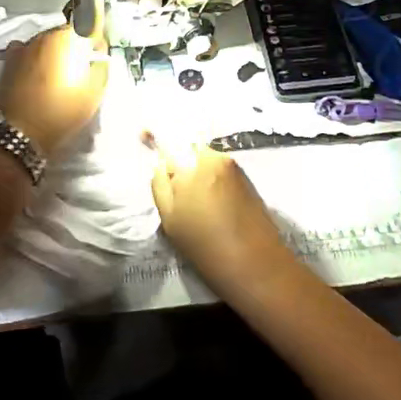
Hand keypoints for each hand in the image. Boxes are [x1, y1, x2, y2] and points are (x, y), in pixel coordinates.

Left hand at [0, 26, 107, 156]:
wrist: (20, 132)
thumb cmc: (61, 112)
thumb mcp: (94, 92)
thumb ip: (101, 66)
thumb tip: (99, 54)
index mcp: (65, 38)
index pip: (89, 28)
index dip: (96, 44)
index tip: (98, 60)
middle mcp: (42, 35)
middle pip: (66, 34)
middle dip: (75, 47)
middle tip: (80, 70)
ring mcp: (22, 47)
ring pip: (46, 43)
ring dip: (54, 53)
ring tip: (57, 76)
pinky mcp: (7, 61)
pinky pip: (27, 52)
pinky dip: (34, 58)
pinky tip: (36, 74)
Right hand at [149, 142, 287, 284]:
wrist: (255, 264)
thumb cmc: (204, 243)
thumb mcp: (170, 218)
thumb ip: (160, 185)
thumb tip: (161, 166)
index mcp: (194, 164)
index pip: (171, 142)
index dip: (158, 139)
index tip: (145, 135)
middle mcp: (217, 158)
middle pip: (191, 150)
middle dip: (182, 162)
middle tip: (176, 191)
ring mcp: (236, 169)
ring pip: (207, 163)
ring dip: (198, 174)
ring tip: (195, 206)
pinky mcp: (249, 182)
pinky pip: (223, 174)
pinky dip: (214, 184)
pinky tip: (213, 209)